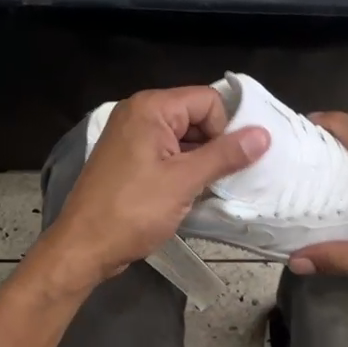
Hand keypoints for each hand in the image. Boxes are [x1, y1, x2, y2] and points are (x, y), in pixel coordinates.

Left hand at [33, 87, 269, 294]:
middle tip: (220, 179)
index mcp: (150, 108)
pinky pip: (166, 154)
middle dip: (214, 145)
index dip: (224, 129)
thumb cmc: (133, 211)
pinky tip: (188, 193)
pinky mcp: (127, 160)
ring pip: (183, 138)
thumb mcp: (184, 181)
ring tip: (206, 189)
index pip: (208, 100)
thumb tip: (263, 134)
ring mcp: (130, 137)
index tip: (227, 162)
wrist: (84, 246)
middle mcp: (138, 113)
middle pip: (196, 116)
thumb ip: (225, 155)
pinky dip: (182, 169)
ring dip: (200, 161)